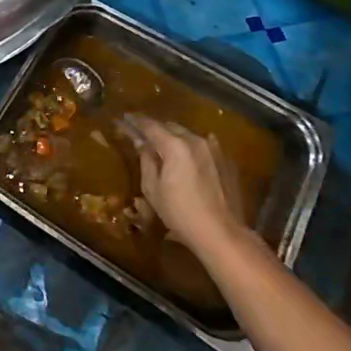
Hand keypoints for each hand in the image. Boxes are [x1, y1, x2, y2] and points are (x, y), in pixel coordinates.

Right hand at [118, 114, 247, 252]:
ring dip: (174, 137)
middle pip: (170, 127)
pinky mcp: (225, 159)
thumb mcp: (153, 189)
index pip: (150, 126)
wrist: (220, 232)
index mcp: (174, 146)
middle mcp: (195, 140)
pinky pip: (203, 146)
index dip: (136, 121)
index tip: (125, 118)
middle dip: (156, 129)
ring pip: (188, 135)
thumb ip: (146, 160)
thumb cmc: (180, 213)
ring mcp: (213, 148)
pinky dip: (191, 148)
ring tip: (164, 147)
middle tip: (143, 135)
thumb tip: (141, 142)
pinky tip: (188, 158)